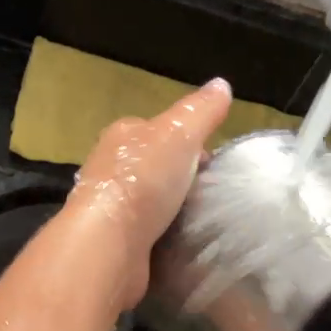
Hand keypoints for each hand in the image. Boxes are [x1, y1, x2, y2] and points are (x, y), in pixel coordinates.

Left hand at [69, 78, 232, 309]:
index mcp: (122, 136)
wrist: (109, 245)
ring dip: (169, 212)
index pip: (157, 130)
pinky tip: (178, 244)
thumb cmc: (143, 181)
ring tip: (198, 222)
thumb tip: (222, 85)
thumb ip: (201, 111)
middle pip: (152, 168)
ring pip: (147, 204)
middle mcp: (109, 169)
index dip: (187, 142)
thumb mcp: (180, 132)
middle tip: (208, 195)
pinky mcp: (112, 245)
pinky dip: (160, 238)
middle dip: (179, 180)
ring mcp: (108, 210)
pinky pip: (143, 236)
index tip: (210, 163)